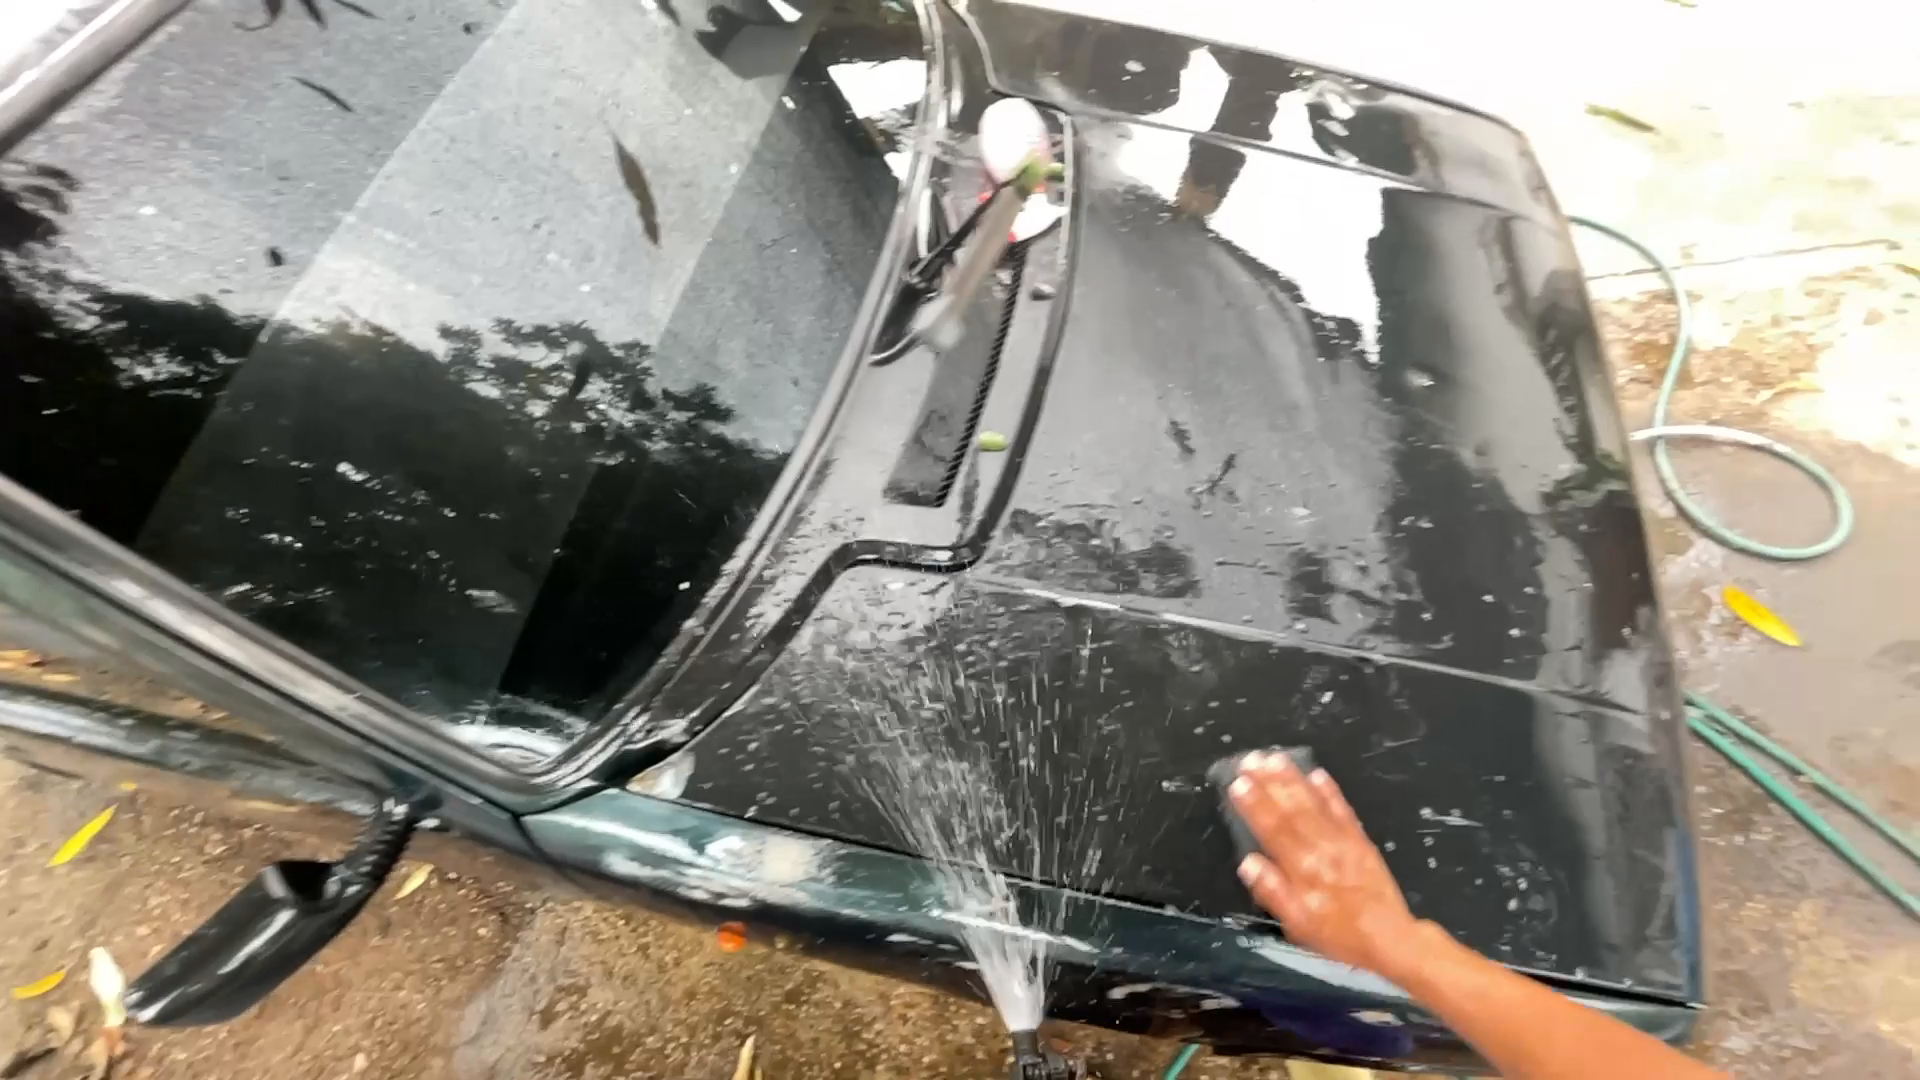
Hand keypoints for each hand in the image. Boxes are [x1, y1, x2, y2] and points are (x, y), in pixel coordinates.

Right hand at [1230, 752, 1431, 977]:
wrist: (1392, 941)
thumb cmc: (1339, 934)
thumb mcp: (1299, 924)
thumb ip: (1273, 892)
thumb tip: (1248, 863)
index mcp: (1302, 869)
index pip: (1273, 830)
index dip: (1254, 805)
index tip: (1239, 783)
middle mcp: (1321, 849)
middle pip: (1291, 810)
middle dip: (1269, 783)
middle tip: (1251, 760)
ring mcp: (1343, 841)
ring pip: (1314, 804)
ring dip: (1293, 780)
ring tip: (1275, 758)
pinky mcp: (1361, 841)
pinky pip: (1343, 811)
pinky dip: (1330, 792)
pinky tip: (1317, 774)